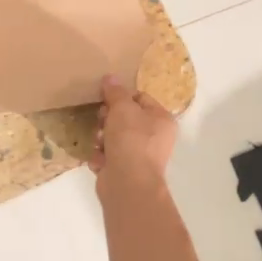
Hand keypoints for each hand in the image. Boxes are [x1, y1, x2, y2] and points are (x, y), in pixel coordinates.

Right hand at [89, 76, 178, 195]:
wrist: (128, 183)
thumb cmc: (131, 140)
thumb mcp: (122, 108)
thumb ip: (115, 92)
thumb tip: (110, 77)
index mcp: (161, 120)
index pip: (139, 98)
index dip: (120, 97)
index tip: (105, 99)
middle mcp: (154, 137)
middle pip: (123, 117)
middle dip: (107, 119)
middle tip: (102, 122)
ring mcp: (139, 154)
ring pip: (112, 136)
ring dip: (101, 138)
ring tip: (100, 144)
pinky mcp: (125, 169)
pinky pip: (107, 154)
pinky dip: (101, 156)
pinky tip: (100, 160)